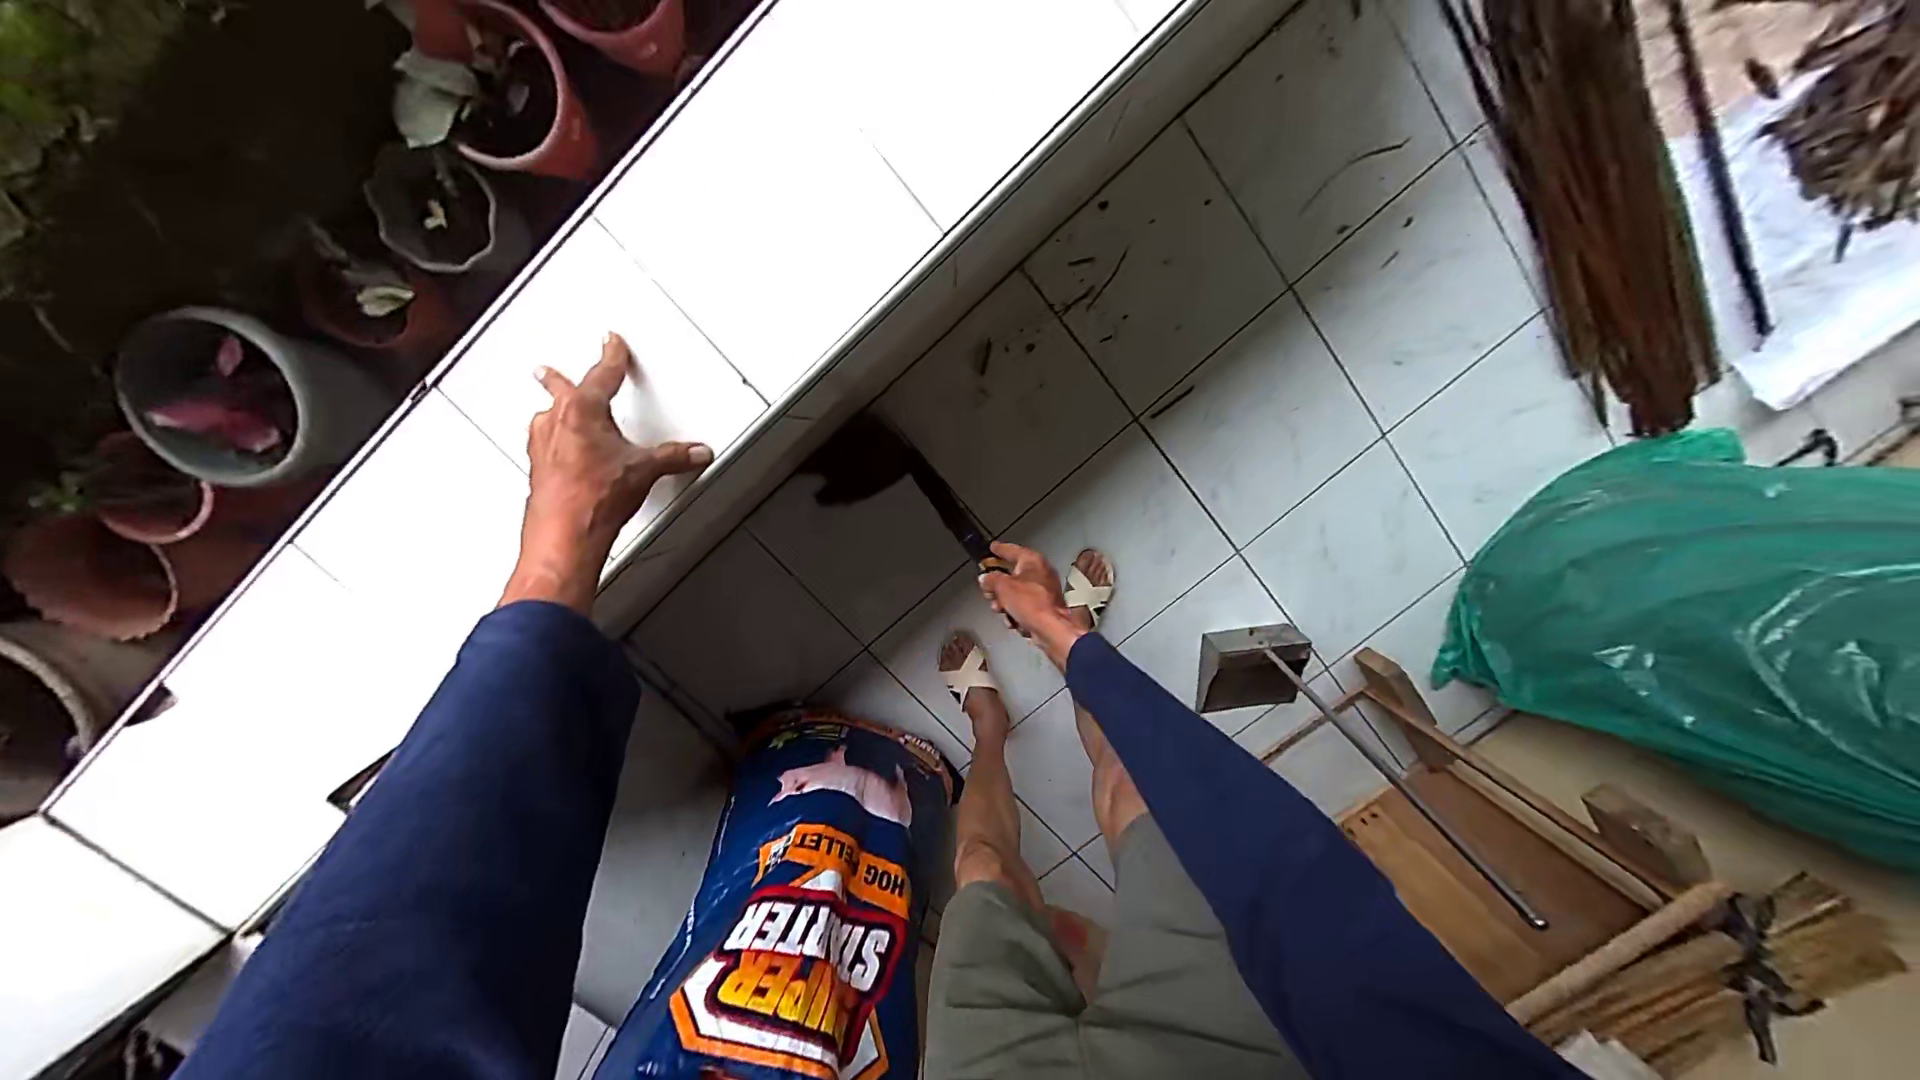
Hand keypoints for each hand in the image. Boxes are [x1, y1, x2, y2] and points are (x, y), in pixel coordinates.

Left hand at [500, 332, 712, 613]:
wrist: (567, 533)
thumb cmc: (594, 497)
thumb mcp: (645, 470)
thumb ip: (674, 457)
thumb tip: (696, 452)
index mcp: (582, 412)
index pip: (601, 375)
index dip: (611, 357)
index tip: (611, 343)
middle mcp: (556, 424)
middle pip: (560, 391)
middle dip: (561, 379)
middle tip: (551, 370)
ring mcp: (542, 447)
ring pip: (547, 418)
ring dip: (554, 412)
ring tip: (558, 412)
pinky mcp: (538, 470)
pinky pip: (545, 444)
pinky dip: (555, 442)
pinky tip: (563, 453)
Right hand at [978, 541, 1085, 669]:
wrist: (1051, 629)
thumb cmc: (1028, 602)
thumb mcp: (1002, 586)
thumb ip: (990, 579)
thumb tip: (984, 578)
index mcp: (1033, 561)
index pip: (1013, 550)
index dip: (1000, 549)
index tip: (991, 547)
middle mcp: (1041, 573)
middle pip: (1012, 575)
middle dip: (998, 586)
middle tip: (988, 591)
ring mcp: (1044, 591)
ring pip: (1016, 594)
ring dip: (1004, 603)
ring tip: (999, 609)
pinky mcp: (1045, 608)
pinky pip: (1024, 607)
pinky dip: (1015, 613)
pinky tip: (1012, 621)